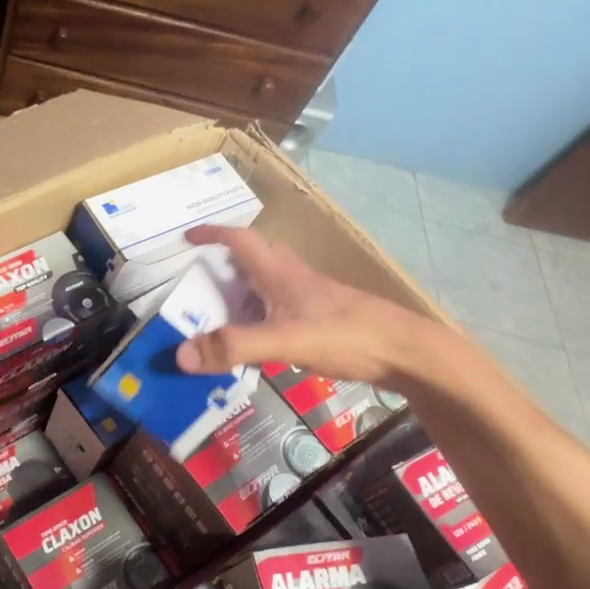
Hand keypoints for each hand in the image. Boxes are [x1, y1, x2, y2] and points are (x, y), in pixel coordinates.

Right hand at [173, 225, 448, 385]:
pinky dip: (267, 312)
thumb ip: (234, 347)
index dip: (214, 234)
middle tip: (205, 276)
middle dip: (230, 258)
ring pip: (275, 281)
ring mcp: (317, 298)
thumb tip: (181, 354)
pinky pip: (287, 306)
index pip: (241, 241)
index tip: (188, 237)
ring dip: (249, 287)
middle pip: (260, 255)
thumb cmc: (346, 336)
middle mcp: (297, 278)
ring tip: (226, 309)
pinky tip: (266, 337)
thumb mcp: (283, 341)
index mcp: (281, 274)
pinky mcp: (330, 319)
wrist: (409, 352)